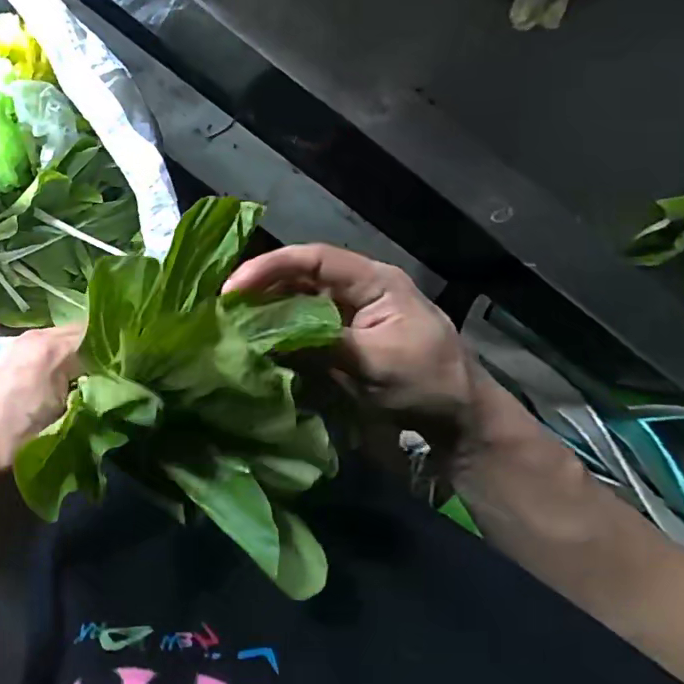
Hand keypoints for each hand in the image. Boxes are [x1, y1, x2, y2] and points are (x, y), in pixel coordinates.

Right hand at [225, 245, 489, 447]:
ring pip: (297, 306)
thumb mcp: (377, 362)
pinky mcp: (342, 348)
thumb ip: (322, 343)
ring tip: (231, 328)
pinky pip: (303, 336)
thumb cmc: (429, 384)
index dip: (270, 267)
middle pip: (300, 278)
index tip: (233, 288)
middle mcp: (356, 294)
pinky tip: (256, 350)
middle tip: (222, 310)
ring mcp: (349, 321)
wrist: (461, 425)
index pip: (314, 258)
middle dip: (261, 290)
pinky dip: (279, 340)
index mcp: (373, 282)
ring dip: (266, 315)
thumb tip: (267, 335)